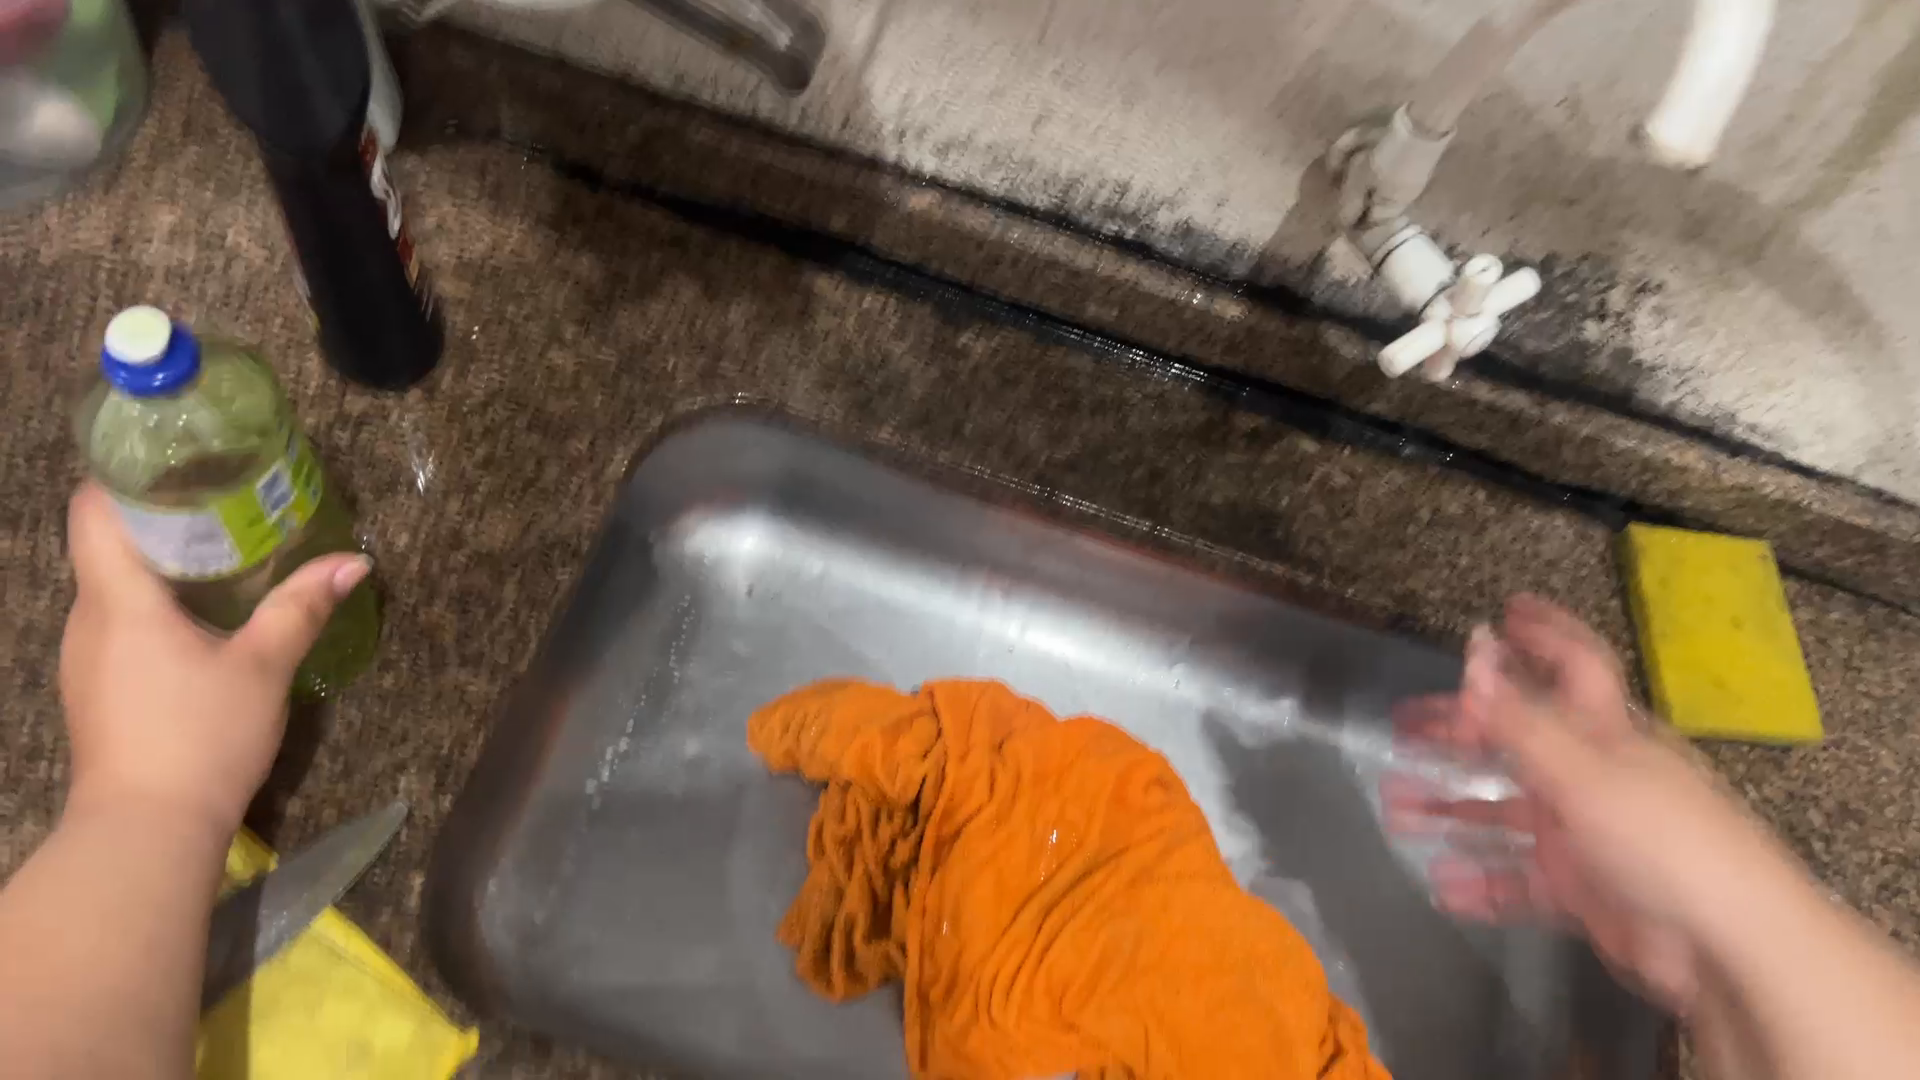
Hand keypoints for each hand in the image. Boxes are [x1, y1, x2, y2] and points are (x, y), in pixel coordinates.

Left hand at [57, 483, 370, 838]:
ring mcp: (90, 653)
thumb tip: (352, 561)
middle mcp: (90, 620)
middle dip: (169, 516)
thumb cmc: (200, 733)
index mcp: (119, 605)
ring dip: (171, 558)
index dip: (128, 479)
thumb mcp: (264, 665)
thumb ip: (302, 607)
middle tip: (236, 498)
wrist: (147, 823)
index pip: (96, 517)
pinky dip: (168, 596)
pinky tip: (216, 607)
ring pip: (121, 582)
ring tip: (235, 545)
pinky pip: (128, 616)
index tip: (184, 461)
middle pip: (111, 544)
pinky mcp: (103, 680)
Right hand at [1386, 594, 1803, 1015]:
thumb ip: (1517, 713)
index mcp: (1603, 735)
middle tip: (1403, 724)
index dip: (1546, 633)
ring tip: (1394, 809)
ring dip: (1447, 809)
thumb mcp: (1580, 769)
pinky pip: (1514, 877)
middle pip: (1512, 740)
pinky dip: (1477, 880)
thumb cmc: (1662, 839)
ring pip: (1500, 810)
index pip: (1575, 666)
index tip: (1509, 608)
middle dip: (1456, 730)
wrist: (1731, 951)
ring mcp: (1582, 833)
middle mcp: (1590, 776)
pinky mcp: (1578, 887)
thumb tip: (1476, 645)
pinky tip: (1441, 881)